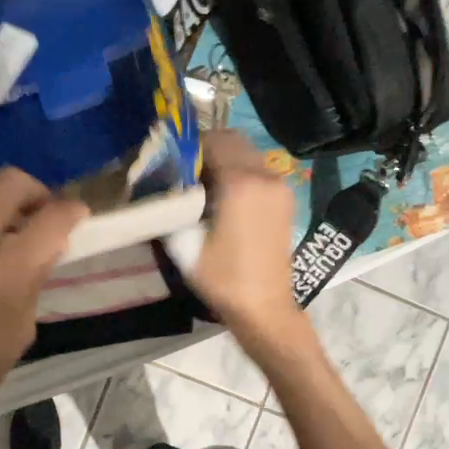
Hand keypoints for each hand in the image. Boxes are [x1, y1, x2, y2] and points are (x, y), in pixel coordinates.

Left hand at [0, 169, 87, 448]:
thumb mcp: (22, 329)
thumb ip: (35, 277)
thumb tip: (47, 240)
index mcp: (3, 281)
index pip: (49, 221)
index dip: (72, 211)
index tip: (77, 214)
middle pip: (9, 184)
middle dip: (35, 192)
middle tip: (39, 213)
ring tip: (2, 220)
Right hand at [190, 131, 303, 341]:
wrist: (264, 307)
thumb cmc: (223, 280)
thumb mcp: (185, 245)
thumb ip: (173, 208)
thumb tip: (163, 187)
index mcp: (240, 184)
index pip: (212, 141)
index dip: (189, 146)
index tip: (172, 161)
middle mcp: (264, 176)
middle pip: (233, 140)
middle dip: (208, 148)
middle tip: (186, 169)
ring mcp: (280, 186)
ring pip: (248, 153)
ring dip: (225, 159)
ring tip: (204, 184)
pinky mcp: (285, 199)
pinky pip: (259, 170)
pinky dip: (241, 171)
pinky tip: (224, 195)